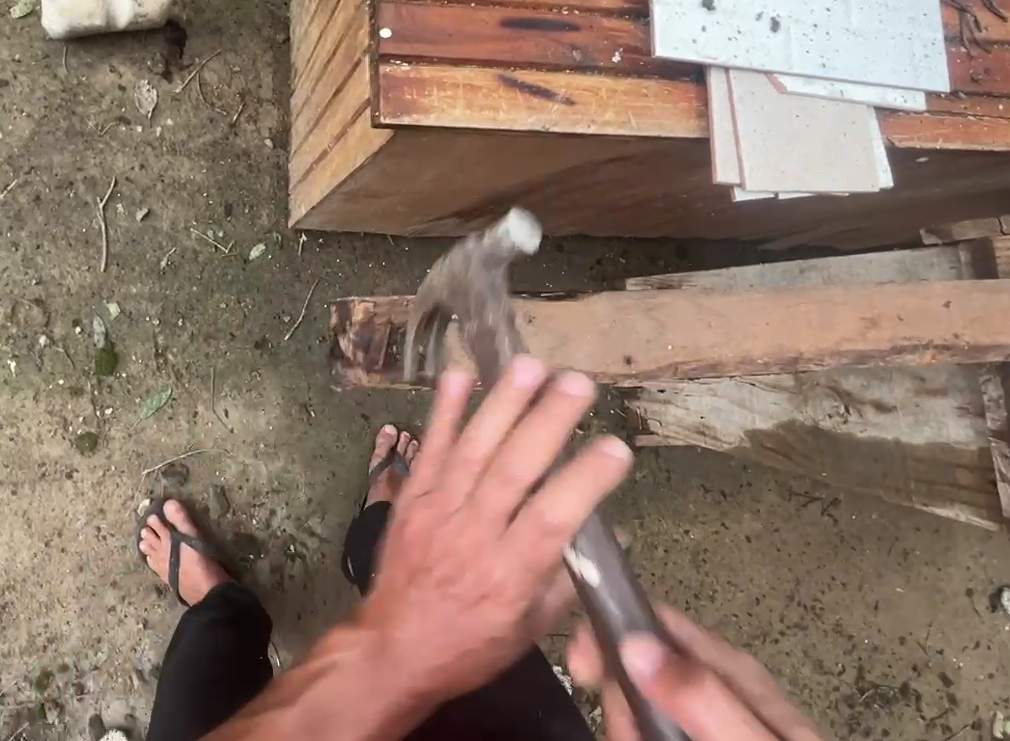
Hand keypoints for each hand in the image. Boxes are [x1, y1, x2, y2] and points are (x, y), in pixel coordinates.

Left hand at [353, 355, 633, 703]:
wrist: (395, 646)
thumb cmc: (471, 641)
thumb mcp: (530, 629)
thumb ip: (569, 580)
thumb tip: (614, 536)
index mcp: (509, 573)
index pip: (552, 518)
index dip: (583, 481)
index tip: (615, 446)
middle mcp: (474, 532)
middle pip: (513, 470)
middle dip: (546, 422)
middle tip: (576, 383)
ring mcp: (439, 507)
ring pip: (474, 448)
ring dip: (501, 403)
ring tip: (529, 365)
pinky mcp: (412, 493)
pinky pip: (429, 446)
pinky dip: (443, 409)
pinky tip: (459, 374)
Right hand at [568, 603, 824, 740]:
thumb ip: (702, 697)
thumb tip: (633, 641)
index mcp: (731, 669)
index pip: (654, 618)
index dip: (608, 632)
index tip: (581, 670)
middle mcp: (712, 685)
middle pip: (635, 664)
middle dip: (619, 702)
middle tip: (624, 738)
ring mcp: (702, 719)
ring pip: (635, 704)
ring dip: (626, 729)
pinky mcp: (691, 734)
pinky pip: (645, 729)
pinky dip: (633, 738)